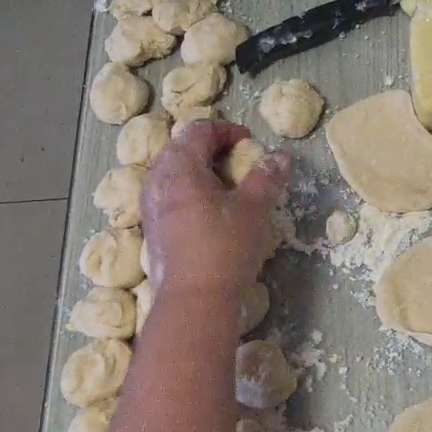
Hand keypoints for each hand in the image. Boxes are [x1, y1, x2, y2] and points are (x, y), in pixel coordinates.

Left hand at [141, 121, 288, 296]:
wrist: (194, 301)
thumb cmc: (224, 249)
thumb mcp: (254, 209)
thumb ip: (267, 178)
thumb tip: (280, 157)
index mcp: (179, 167)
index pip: (200, 130)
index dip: (227, 130)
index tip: (250, 143)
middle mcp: (157, 181)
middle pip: (182, 149)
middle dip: (212, 150)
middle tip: (239, 163)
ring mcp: (150, 207)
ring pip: (174, 175)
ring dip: (200, 173)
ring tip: (227, 189)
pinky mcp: (153, 230)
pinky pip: (170, 198)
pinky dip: (190, 195)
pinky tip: (211, 214)